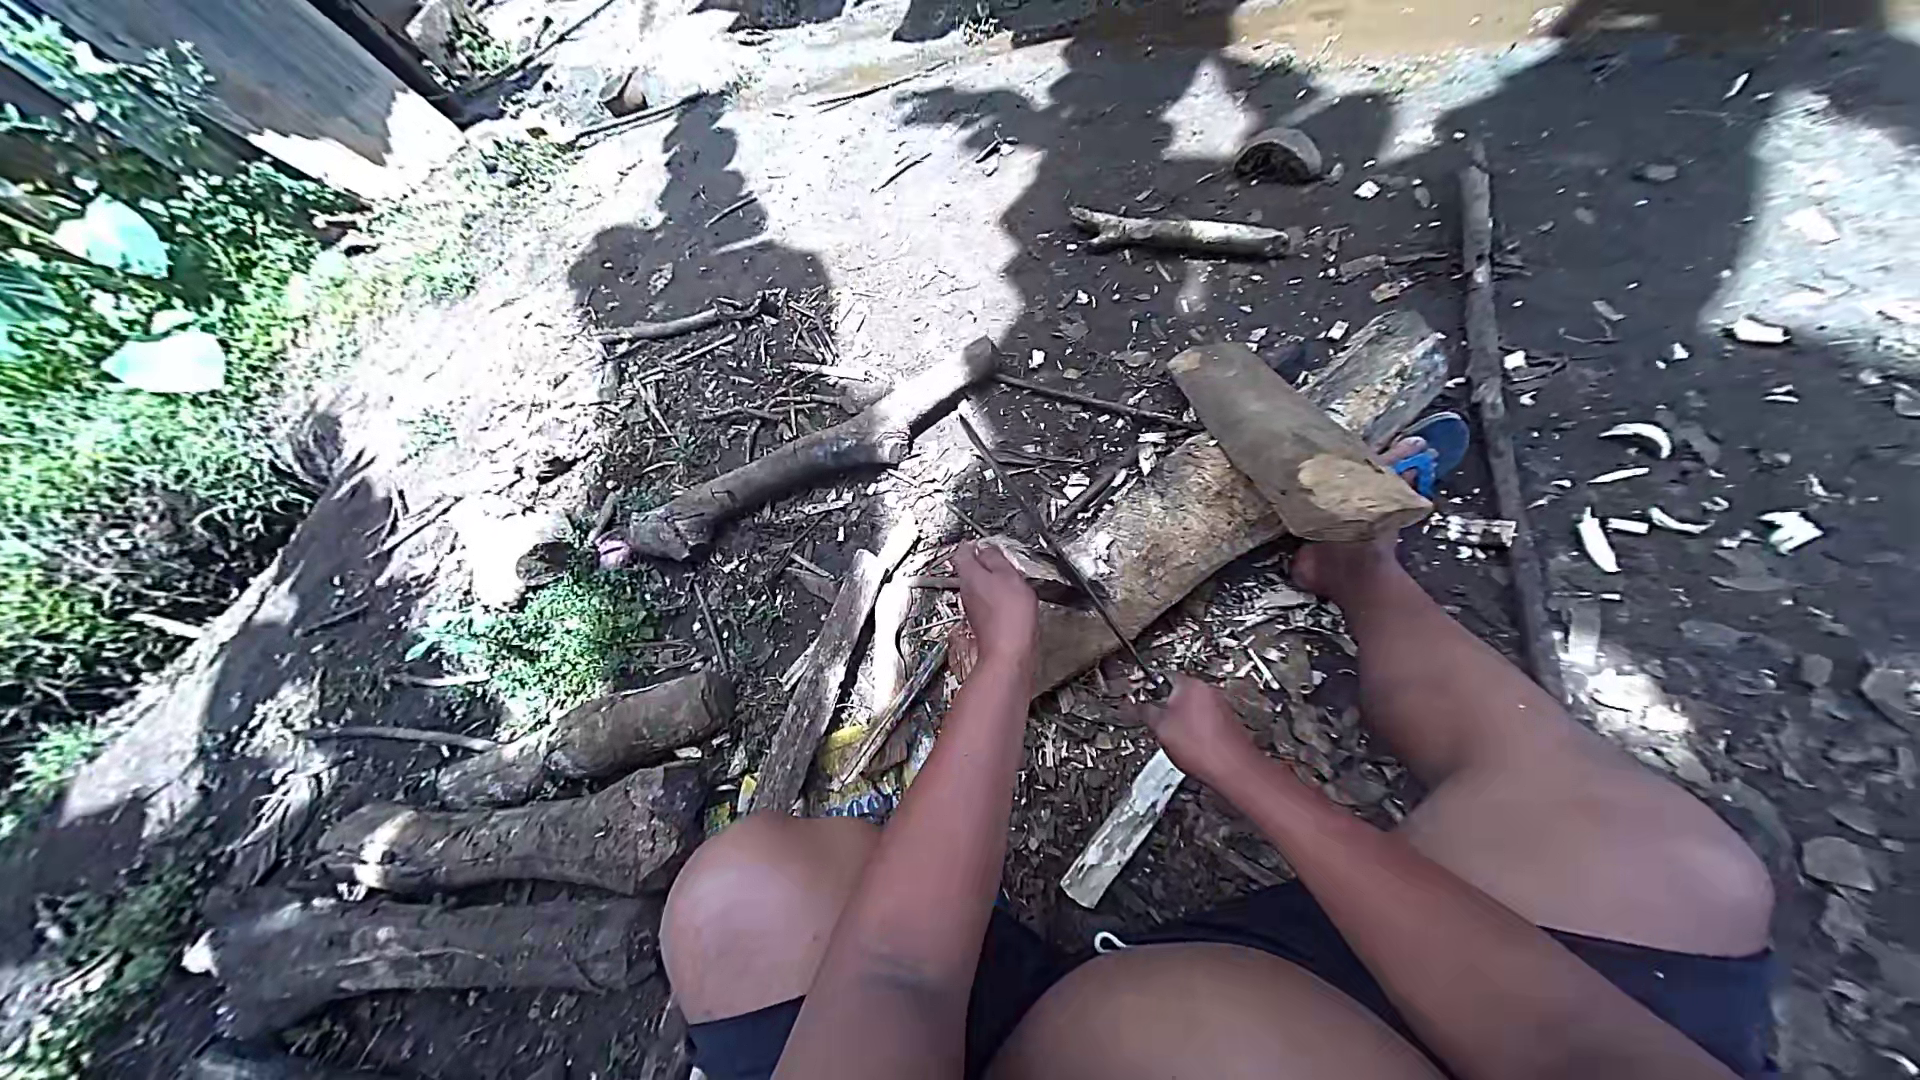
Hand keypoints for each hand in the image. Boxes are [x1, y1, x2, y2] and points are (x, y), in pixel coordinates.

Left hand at [952, 541, 1037, 666]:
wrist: (1009, 653)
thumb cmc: (1010, 617)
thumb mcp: (1009, 576)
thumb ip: (996, 559)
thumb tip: (987, 550)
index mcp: (970, 576)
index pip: (962, 552)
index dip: (973, 544)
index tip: (983, 542)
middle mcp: (966, 592)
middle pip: (970, 569)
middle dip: (984, 563)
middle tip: (1000, 559)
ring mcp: (973, 608)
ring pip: (979, 586)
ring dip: (992, 581)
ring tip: (1010, 579)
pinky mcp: (983, 622)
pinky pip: (988, 602)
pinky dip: (997, 597)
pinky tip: (1012, 601)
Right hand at [1141, 675, 1260, 783]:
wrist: (1234, 770)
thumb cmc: (1201, 747)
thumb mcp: (1159, 727)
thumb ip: (1145, 710)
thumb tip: (1137, 705)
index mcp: (1190, 685)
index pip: (1163, 676)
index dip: (1149, 688)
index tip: (1141, 698)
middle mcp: (1208, 691)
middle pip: (1178, 693)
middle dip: (1165, 707)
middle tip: (1156, 722)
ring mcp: (1220, 707)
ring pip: (1191, 707)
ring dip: (1181, 719)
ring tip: (1174, 738)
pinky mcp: (1228, 723)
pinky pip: (1204, 721)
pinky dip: (1195, 730)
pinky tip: (1191, 746)